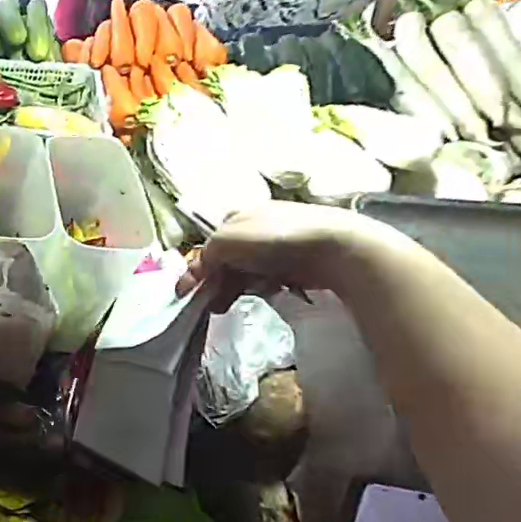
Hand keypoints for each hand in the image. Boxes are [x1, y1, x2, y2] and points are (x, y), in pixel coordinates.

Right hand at [176, 202, 412, 309]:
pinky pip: (267, 276)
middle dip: (214, 283)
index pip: (208, 245)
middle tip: (209, 304)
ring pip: (244, 270)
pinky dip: (259, 286)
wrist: (335, 247)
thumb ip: (205, 255)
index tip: (184, 293)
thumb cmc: (273, 239)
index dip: (195, 269)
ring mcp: (280, 243)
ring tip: (227, 306)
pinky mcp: (299, 260)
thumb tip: (201, 270)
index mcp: (238, 215)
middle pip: (225, 259)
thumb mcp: (224, 241)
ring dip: (232, 288)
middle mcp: (257, 225)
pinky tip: (262, 293)